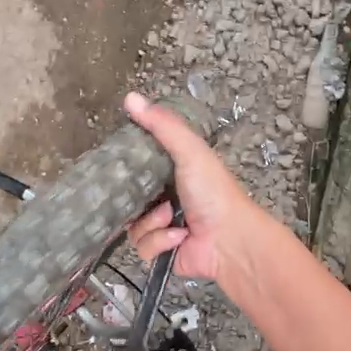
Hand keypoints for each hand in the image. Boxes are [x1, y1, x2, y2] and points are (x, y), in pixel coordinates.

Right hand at [122, 91, 264, 282]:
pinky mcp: (162, 253)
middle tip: (144, 196)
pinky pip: (142, 247)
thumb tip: (130, 97)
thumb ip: (162, 126)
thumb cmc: (213, 193)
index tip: (120, 164)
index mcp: (176, 175)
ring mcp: (164, 229)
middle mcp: (167, 201)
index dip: (129, 168)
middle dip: (137, 200)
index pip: (141, 169)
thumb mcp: (189, 151)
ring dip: (152, 222)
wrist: (229, 240)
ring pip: (133, 226)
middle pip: (131, 200)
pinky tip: (179, 238)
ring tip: (171, 217)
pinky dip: (160, 241)